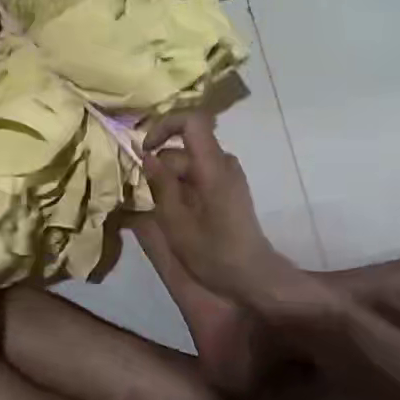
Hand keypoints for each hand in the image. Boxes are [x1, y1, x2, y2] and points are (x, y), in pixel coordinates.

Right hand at [141, 112, 302, 305]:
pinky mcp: (229, 187)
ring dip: (170, 179)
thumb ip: (161, 184)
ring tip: (160, 210)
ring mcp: (229, 175)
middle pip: (184, 148)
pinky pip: (199, 173)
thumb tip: (147, 155)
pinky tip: (177, 213)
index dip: (165, 126)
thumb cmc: (214, 253)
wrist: (253, 278)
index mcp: (213, 167)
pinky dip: (182, 186)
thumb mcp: (176, 222)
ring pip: (189, 162)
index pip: (192, 121)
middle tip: (145, 196)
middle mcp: (224, 163)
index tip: (145, 149)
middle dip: (160, 166)